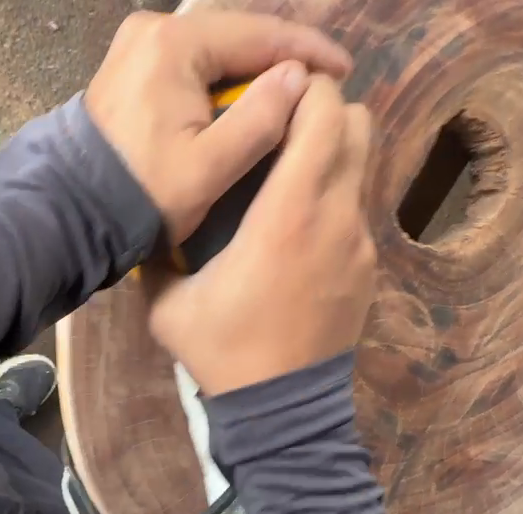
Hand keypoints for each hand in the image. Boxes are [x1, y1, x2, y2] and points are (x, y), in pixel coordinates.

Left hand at [84, 12, 351, 240]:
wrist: (69, 217)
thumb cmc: (142, 197)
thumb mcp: (210, 167)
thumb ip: (260, 118)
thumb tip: (297, 78)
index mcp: (174, 46)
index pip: (258, 35)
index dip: (305, 53)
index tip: (343, 70)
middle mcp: (151, 33)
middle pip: (233, 38)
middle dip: (276, 61)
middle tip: (316, 85)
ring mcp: (133, 51)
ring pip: (209, 53)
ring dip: (245, 74)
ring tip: (283, 96)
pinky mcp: (124, 74)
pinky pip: (184, 69)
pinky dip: (214, 84)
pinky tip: (237, 103)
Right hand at [145, 76, 375, 395]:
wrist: (278, 410)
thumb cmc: (222, 353)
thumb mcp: (169, 307)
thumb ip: (161, 255)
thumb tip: (154, 225)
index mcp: (287, 212)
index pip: (322, 110)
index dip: (301, 93)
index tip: (268, 106)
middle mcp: (335, 215)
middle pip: (357, 122)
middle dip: (322, 114)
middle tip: (279, 135)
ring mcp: (360, 242)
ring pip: (362, 165)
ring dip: (330, 157)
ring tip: (287, 183)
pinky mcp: (367, 268)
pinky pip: (357, 211)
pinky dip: (333, 203)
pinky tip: (298, 238)